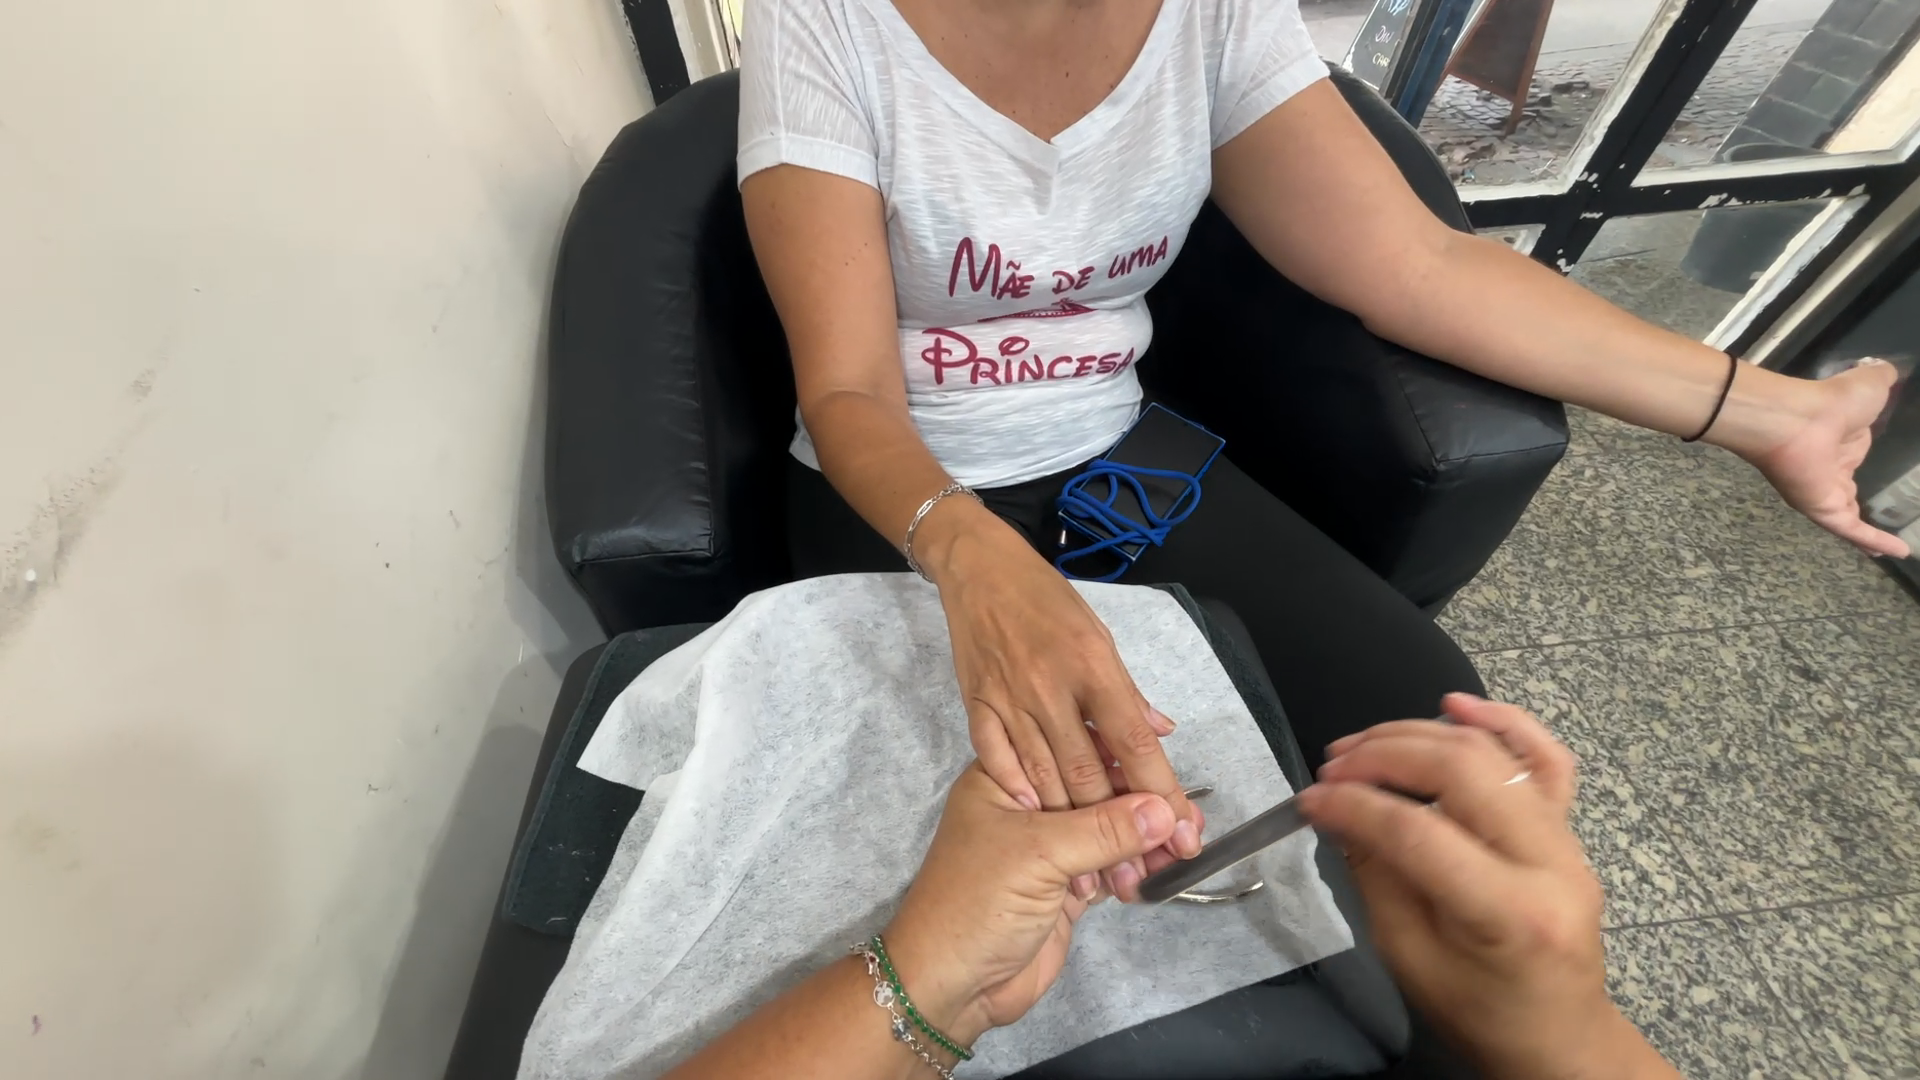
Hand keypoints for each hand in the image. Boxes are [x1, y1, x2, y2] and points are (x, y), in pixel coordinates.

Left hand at [881, 764, 1177, 1042]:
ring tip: (1184, 849)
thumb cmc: (976, 900)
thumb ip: (1103, 829)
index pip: (1071, 750)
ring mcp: (1047, 845)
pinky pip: (1109, 864)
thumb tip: (1164, 810)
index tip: (1166, 771)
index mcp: (1008, 775)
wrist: (950, 985)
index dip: (1120, 759)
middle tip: (1187, 821)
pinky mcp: (1064, 884)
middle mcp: (1029, 802)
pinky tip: (1163, 870)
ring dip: (1144, 840)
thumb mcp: (1039, 853)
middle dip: (1142, 805)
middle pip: (1095, 790)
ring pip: (1107, 830)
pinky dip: (1135, 868)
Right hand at [919, 506, 1203, 900]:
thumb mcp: (1097, 632)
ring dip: (1071, 828)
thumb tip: (1160, 730)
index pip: (1134, 740)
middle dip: (1118, 829)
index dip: (1162, 792)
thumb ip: (1126, 688)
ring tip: (1095, 874)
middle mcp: (1052, 686)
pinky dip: (1017, 790)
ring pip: (1045, 775)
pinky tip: (1036, 820)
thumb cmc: (1045, 597)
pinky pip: (995, 757)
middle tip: (1139, 875)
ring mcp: (1009, 697)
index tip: (1184, 835)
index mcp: (1093, 664)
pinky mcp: (975, 703)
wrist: (979, 569)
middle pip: (1090, 771)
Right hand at [1300, 695, 1669, 1079]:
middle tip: (1332, 767)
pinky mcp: (1567, 826)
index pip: (1417, 831)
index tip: (1307, 801)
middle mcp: (1551, 863)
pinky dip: (1499, 720)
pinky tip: (1453, 704)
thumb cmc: (1476, 1008)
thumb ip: (1373, 869)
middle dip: (1380, 756)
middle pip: (1459, 770)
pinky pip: (1544, 757)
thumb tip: (1334, 807)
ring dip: (1412, 734)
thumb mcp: (1404, 952)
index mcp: (1511, 913)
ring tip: (1359, 745)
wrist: (1560, 1037)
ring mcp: (1567, 839)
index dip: (1351, 805)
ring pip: (1487, 751)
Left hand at [1734, 358, 1909, 557]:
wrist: (1791, 416)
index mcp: (1839, 446)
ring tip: (1880, 548)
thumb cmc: (1827, 401)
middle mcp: (1826, 470)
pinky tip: (1896, 553)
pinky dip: (1869, 540)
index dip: (1856, 466)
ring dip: (1861, 532)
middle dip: (1851, 503)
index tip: (1865, 472)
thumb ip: (1880, 379)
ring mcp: (1819, 489)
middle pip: (1840, 493)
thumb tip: (1885, 370)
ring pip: (1841, 515)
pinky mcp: (1817, 505)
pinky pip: (1847, 527)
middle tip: (1872, 521)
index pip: (1848, 462)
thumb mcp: (1870, 385)